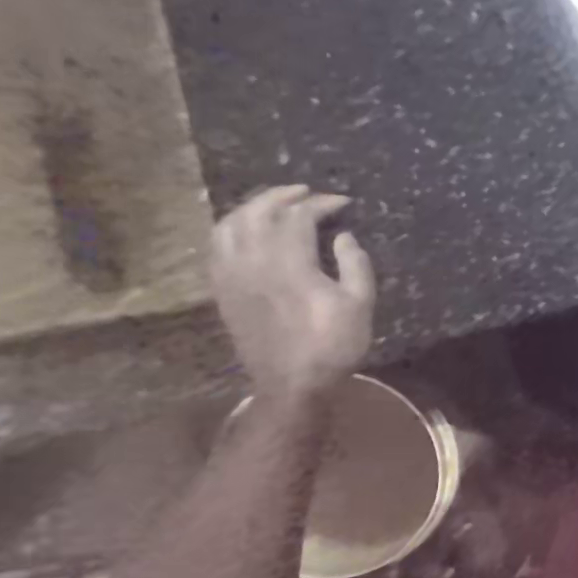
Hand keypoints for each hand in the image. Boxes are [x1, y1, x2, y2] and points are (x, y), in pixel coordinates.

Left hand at [210, 185, 375, 400]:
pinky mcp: (224, 289)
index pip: (299, 216)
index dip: (322, 204)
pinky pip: (218, 246)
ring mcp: (232, 274)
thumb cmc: (332, 345)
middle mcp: (254, 260)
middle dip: (283, 196)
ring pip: (231, 224)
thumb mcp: (360, 305)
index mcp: (290, 263)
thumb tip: (343, 237)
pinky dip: (233, 228)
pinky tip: (248, 232)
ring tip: (274, 206)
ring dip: (253, 207)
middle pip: (259, 211)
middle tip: (306, 193)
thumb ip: (355, 265)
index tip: (343, 203)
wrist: (292, 384)